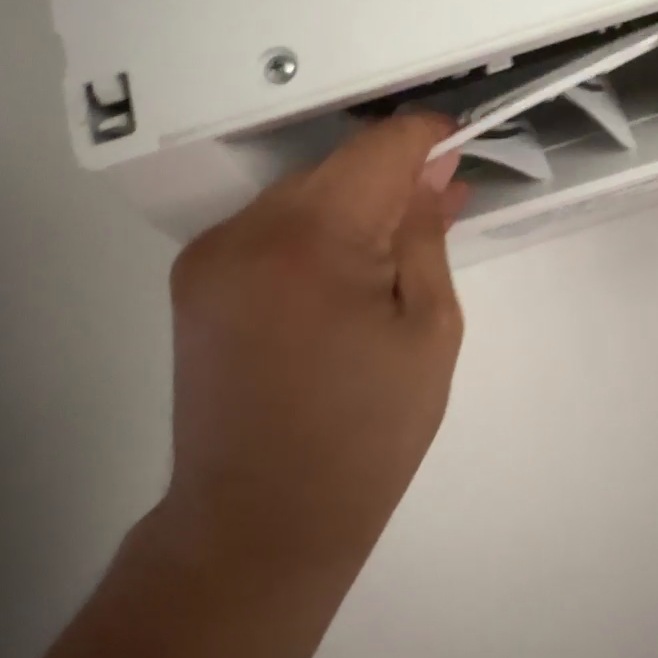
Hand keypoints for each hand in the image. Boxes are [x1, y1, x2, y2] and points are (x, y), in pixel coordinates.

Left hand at [159, 113, 469, 579]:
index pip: (380, 149)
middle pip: (339, 167)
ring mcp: (210, 255)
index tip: (461, 145)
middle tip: (442, 208)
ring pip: (306, 194)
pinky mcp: (196, 281)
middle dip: (394, 178)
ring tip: (400, 248)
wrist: (262, 520)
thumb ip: (425, 234)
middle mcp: (245, 232)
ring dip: (357, 207)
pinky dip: (319, 233)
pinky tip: (349, 271)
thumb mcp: (430, 328)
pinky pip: (273, 226)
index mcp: (311, 242)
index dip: (427, 137)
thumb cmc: (369, 431)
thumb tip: (433, 170)